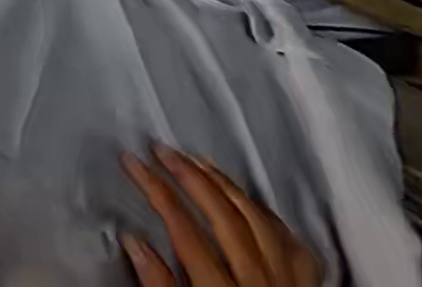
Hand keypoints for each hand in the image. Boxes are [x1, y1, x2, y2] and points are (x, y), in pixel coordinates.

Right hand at [121, 144, 319, 286]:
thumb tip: (133, 241)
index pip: (183, 229)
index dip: (155, 188)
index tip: (132, 161)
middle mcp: (259, 285)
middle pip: (222, 215)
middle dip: (187, 174)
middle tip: (160, 148)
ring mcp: (289, 285)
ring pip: (255, 216)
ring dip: (222, 182)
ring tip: (194, 159)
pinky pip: (287, 236)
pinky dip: (261, 209)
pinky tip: (242, 195)